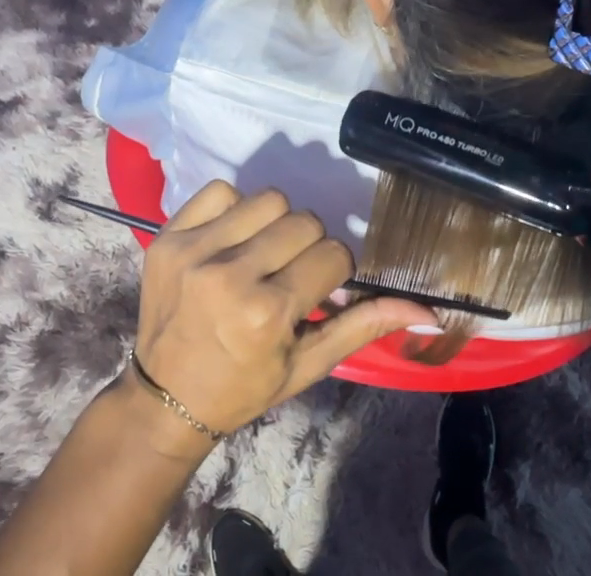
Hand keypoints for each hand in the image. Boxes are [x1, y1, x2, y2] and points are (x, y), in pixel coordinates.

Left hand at [132, 181, 435, 446]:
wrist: (164, 398)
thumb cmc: (243, 387)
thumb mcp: (307, 365)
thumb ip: (363, 326)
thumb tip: (426, 309)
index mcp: (268, 313)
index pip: (334, 256)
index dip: (335, 273)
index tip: (318, 292)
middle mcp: (230, 275)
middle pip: (304, 222)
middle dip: (309, 246)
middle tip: (291, 273)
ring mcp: (194, 252)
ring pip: (268, 199)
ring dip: (276, 223)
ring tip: (262, 254)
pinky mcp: (167, 236)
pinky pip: (219, 191)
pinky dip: (234, 209)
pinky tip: (232, 240)